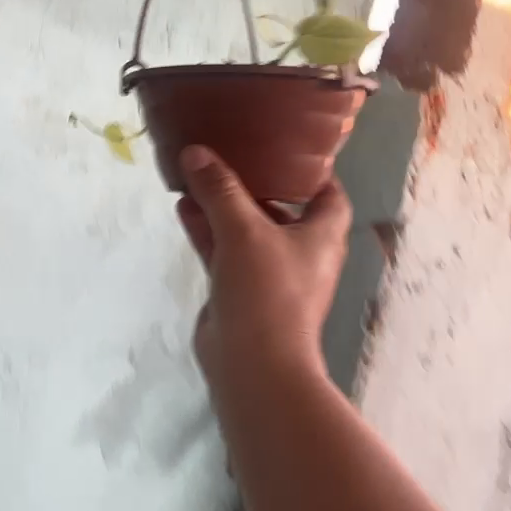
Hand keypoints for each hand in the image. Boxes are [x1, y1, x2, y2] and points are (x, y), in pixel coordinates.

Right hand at [177, 145, 350, 380]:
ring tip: (195, 175)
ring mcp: (267, 273)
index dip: (311, 171)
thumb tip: (195, 151)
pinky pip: (223, 249)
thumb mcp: (243, 230)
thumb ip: (218, 190)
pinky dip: (206, 229)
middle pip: (280, 208)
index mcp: (320, 237)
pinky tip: (182, 207)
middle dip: (253, 184)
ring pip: (244, 228)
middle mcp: (299, 253)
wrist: (253, 361)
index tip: (284, 148)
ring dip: (222, 205)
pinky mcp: (239, 290)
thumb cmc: (267, 290)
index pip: (328, 195)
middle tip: (228, 153)